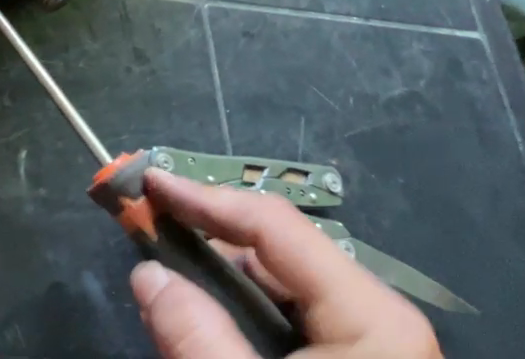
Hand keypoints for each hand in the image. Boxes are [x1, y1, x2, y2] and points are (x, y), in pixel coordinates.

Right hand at [130, 169, 439, 357]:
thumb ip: (196, 337)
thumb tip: (148, 275)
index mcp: (369, 314)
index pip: (271, 224)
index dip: (203, 197)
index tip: (148, 182)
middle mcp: (377, 318)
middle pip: (276, 255)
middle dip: (207, 241)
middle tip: (147, 233)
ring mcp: (374, 348)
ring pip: (281, 290)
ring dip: (220, 280)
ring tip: (171, 280)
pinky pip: (293, 326)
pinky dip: (244, 317)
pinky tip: (211, 329)